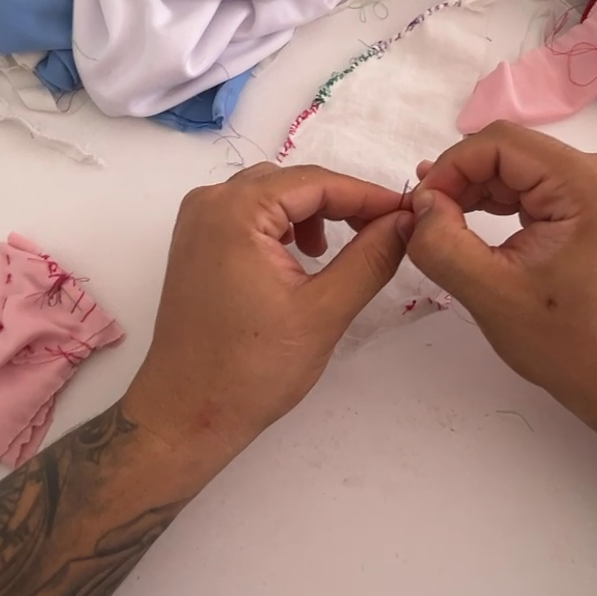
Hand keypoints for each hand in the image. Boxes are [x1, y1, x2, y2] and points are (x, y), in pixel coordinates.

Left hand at [123, 164, 411, 464]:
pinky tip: (301, 257)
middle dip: (341, 203)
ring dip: (311, 213)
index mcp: (235, 210)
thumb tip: (405, 221)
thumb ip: (371, 258)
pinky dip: (282, 226)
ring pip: (271, 195)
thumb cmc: (252, 369)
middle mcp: (210, 202)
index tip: (408, 212)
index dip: (367, 195)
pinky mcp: (196, 243)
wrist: (187, 413)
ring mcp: (198, 222)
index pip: (315, 182)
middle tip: (383, 230)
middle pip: (292, 183)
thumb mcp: (324, 311)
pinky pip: (249, 215)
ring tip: (334, 251)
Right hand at [404, 122, 596, 436]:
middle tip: (424, 219)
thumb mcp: (489, 293)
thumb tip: (419, 201)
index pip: (498, 143)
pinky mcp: (590, 203)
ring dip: (472, 191)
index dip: (450, 167)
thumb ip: (441, 242)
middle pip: (506, 152)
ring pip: (513, 167)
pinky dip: (493, 201)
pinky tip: (467, 222)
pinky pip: (528, 185)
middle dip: (459, 181)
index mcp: (586, 182)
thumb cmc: (567, 343)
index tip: (420, 206)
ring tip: (439, 223)